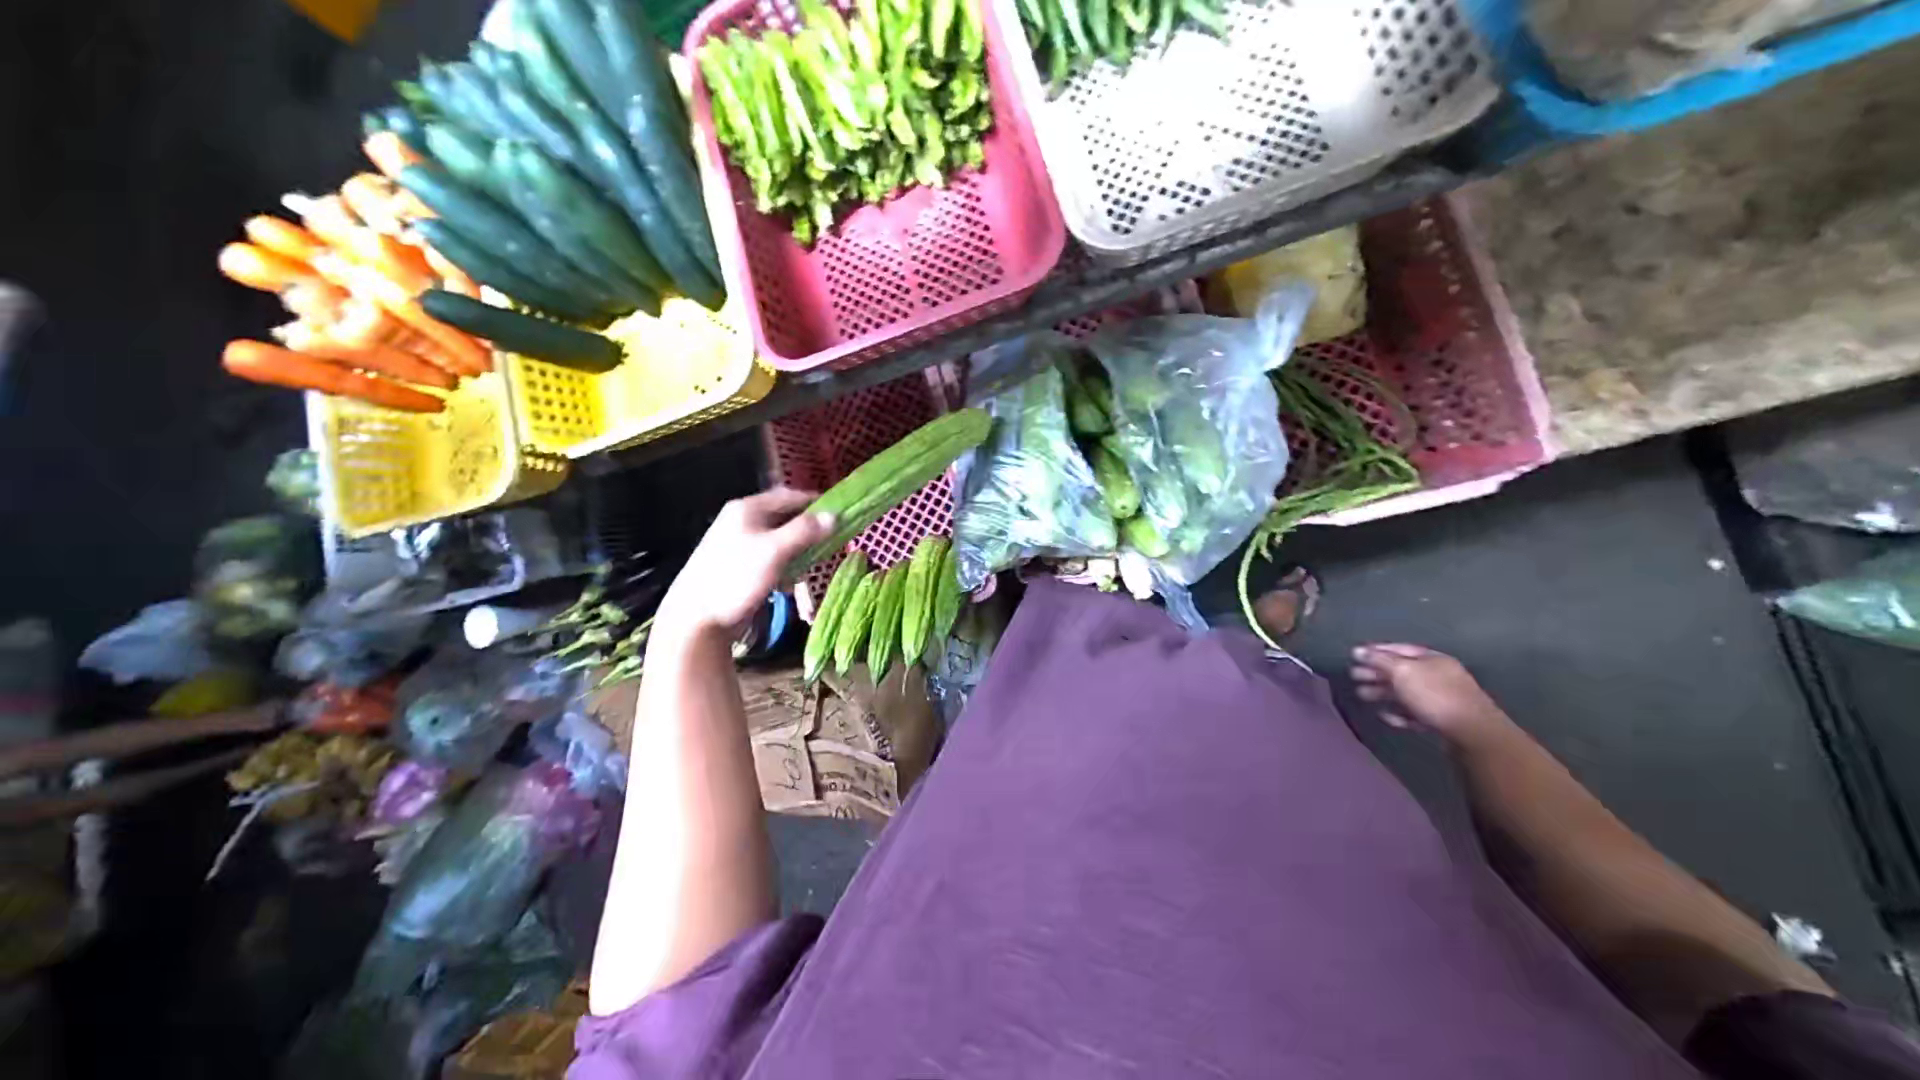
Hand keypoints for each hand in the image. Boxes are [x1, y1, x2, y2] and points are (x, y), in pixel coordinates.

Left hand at [656, 487, 835, 638]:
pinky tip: (788, 583)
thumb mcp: (774, 551)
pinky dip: (783, 566)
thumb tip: (833, 515)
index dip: (816, 503)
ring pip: (779, 539)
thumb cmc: (736, 578)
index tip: (841, 515)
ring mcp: (738, 544)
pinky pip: (769, 558)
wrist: (696, 617)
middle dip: (808, 530)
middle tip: (831, 542)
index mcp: (747, 509)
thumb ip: (804, 531)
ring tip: (812, 566)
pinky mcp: (738, 566)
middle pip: (784, 517)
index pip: (789, 496)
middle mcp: (742, 521)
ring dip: (798, 551)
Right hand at [1348, 644, 1515, 749]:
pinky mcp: (1441, 720)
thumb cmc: (1434, 695)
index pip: (1399, 649)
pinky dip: (1398, 713)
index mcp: (1432, 659)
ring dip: (1382, 693)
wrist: (1472, 732)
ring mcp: (1441, 698)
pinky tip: (1385, 716)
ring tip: (1362, 696)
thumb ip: (1378, 660)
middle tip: (1353, 676)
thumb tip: (1358, 650)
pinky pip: (1414, 713)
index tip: (1355, 655)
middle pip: (1401, 671)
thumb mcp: (1402, 672)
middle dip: (1376, 673)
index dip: (1376, 651)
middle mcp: (1438, 675)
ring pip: (1405, 692)